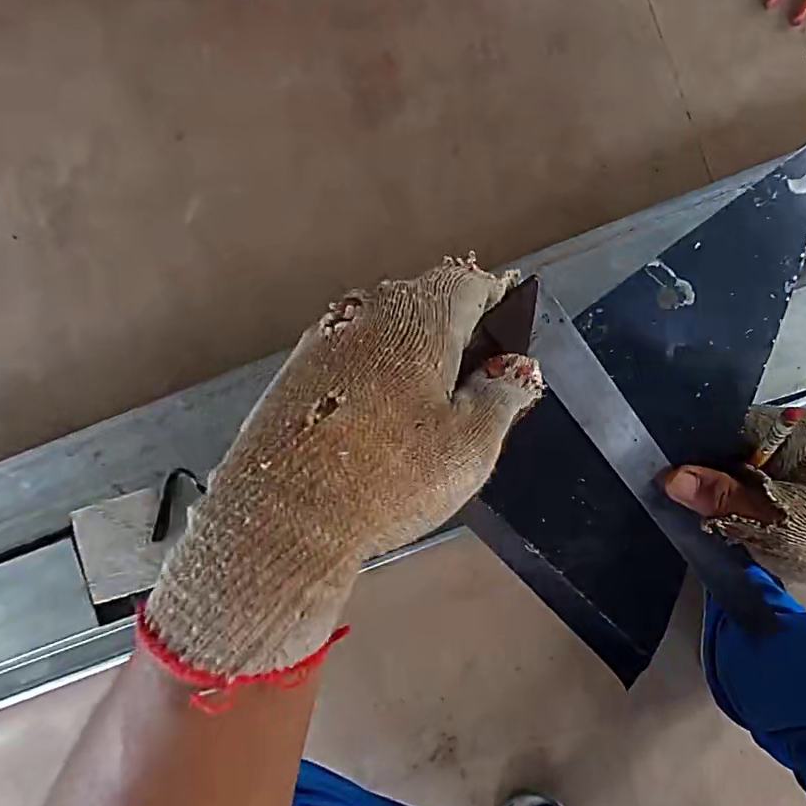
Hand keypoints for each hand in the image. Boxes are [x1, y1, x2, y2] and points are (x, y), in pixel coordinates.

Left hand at [140, 258, 544, 702]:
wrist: (286, 519)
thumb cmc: (388, 481)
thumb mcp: (471, 444)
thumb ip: (502, 396)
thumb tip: (519, 371)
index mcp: (420, 321)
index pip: (470, 285)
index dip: (497, 305)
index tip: (508, 332)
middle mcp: (370, 315)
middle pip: (425, 301)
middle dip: (456, 330)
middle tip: (474, 378)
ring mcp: (325, 339)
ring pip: (385, 327)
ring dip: (414, 350)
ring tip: (428, 402)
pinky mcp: (295, 371)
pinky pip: (351, 353)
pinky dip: (375, 370)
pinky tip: (380, 417)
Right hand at [661, 406, 805, 629]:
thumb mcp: (770, 520)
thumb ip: (722, 496)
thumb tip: (672, 478)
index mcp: (790, 426)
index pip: (723, 422)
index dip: (693, 445)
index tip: (668, 469)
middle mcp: (780, 427)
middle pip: (717, 437)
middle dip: (697, 465)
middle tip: (674, 490)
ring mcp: (773, 448)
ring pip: (719, 456)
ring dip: (706, 480)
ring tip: (690, 500)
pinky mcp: (766, 469)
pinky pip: (727, 470)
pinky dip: (716, 489)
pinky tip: (708, 504)